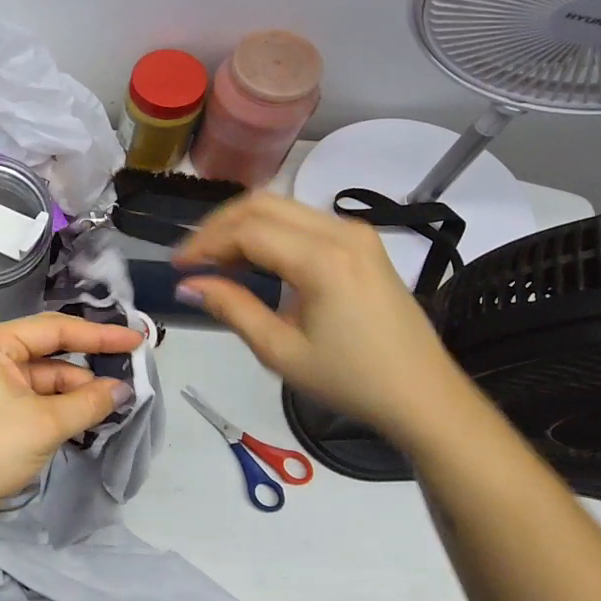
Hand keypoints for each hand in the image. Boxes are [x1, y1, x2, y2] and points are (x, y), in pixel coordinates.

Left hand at [0, 314, 142, 538]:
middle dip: (89, 363)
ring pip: (44, 375)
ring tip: (117, 400)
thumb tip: (124, 389)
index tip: (137, 339)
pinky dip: (60, 404)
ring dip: (76, 389)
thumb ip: (89, 402)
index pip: (55, 328)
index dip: (100, 335)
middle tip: (133, 368)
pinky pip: (33, 394)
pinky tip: (89, 413)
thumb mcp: (46, 424)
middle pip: (49, 349)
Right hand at [172, 191, 478, 440]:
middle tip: (192, 259)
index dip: (204, 244)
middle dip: (218, 226)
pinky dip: (269, 232)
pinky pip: (303, 221)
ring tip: (216, 262)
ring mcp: (356, 234)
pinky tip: (253, 261)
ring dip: (243, 226)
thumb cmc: (351, 380)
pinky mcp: (363, 243)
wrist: (423, 395)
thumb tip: (187, 286)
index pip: (246, 231)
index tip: (177, 268)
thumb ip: (232, 308)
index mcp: (322, 260)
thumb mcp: (281, 351)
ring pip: (282, 207)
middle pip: (263, 205)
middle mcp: (341, 232)